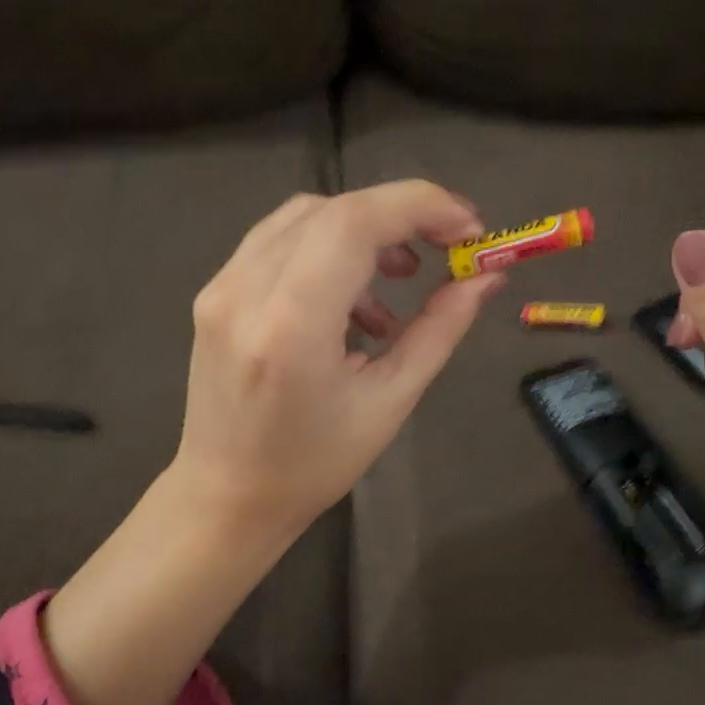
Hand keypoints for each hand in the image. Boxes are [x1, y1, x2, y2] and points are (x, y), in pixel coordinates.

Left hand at [171, 183, 505, 543]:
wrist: (227, 496)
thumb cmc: (315, 464)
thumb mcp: (390, 401)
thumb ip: (440, 329)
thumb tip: (488, 277)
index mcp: (291, 327)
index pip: (355, 223)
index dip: (420, 207)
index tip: (470, 228)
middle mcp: (246, 291)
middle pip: (334, 210)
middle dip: (403, 215)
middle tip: (450, 246)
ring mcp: (222, 286)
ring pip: (305, 215)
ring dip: (366, 230)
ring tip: (403, 278)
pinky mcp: (216, 290)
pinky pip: (282, 240)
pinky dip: (330, 248)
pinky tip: (356, 300)